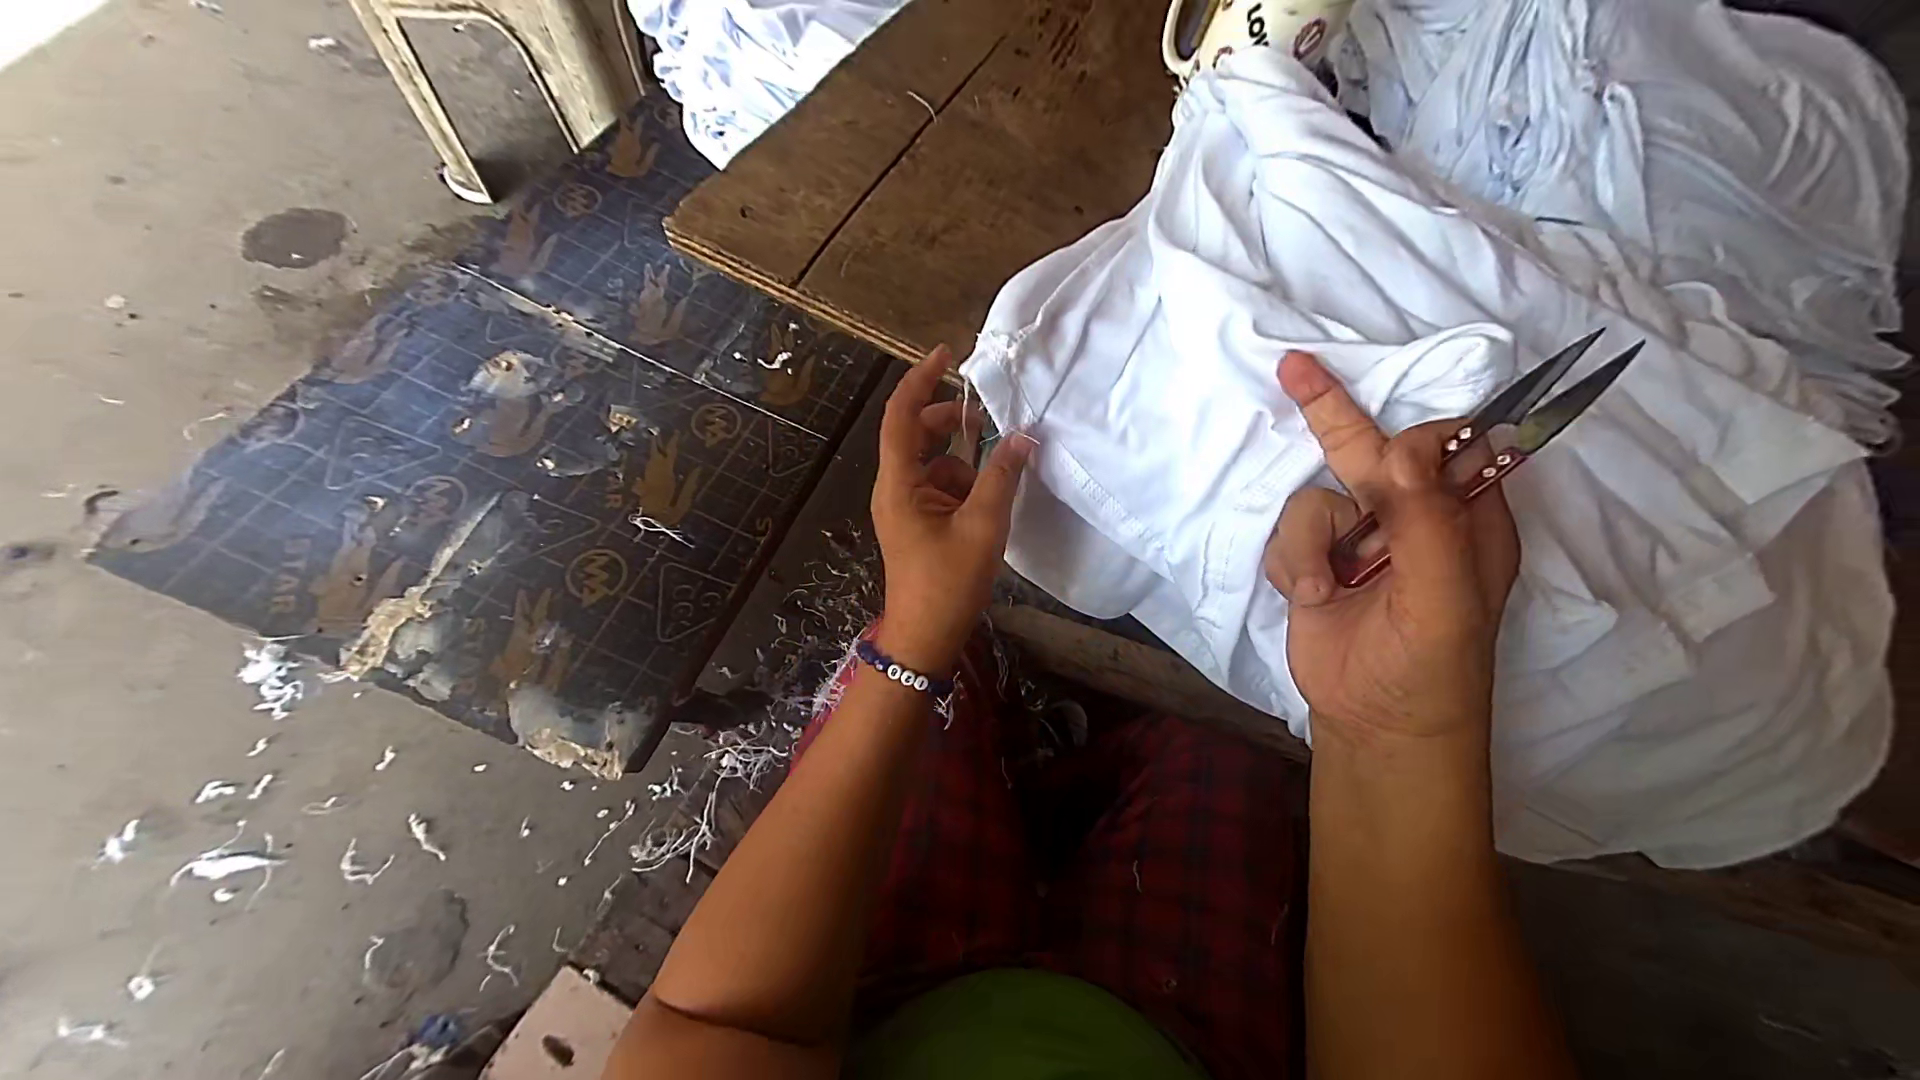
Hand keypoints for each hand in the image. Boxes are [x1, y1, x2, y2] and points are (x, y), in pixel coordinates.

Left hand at [871, 345, 1033, 674]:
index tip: (946, 354)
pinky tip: (989, 508)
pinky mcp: (919, 523)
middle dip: (951, 423)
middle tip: (985, 420)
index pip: (901, 416)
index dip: (921, 380)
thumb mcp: (983, 526)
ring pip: (935, 464)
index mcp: (899, 484)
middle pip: (917, 436)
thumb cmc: (948, 582)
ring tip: (996, 483)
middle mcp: (895, 488)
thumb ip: (1003, 476)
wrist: (926, 636)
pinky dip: (966, 487)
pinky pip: (942, 488)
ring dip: (965, 464)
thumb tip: (1024, 437)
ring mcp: (906, 507)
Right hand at [1264, 350, 1518, 746]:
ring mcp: (1354, 539)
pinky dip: (1291, 566)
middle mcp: (1405, 519)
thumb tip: (1400, 447)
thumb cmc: (1428, 668)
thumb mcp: (1441, 601)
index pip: (1439, 449)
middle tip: (1296, 368)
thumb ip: (1427, 523)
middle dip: (1331, 413)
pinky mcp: (1312, 560)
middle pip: (1364, 450)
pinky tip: (1307, 597)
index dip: (1412, 442)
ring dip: (1308, 548)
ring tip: (1322, 590)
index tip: (1386, 460)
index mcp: (1462, 519)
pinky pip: (1286, 536)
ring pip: (1310, 501)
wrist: (1371, 722)